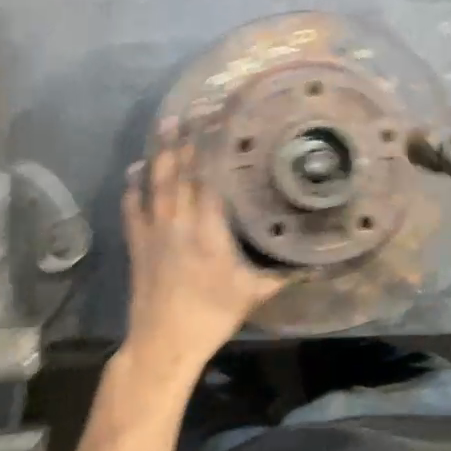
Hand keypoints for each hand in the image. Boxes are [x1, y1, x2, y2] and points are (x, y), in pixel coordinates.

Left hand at [122, 116, 284, 371]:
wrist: (163, 342)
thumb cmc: (212, 315)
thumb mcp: (255, 293)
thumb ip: (285, 274)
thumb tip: (318, 262)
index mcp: (208, 226)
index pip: (209, 173)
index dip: (214, 142)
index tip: (222, 118)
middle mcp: (178, 219)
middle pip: (180, 168)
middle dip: (187, 136)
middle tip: (195, 108)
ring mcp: (153, 229)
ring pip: (155, 180)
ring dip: (160, 150)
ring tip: (167, 122)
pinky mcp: (136, 242)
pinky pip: (132, 205)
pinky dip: (134, 184)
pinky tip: (136, 168)